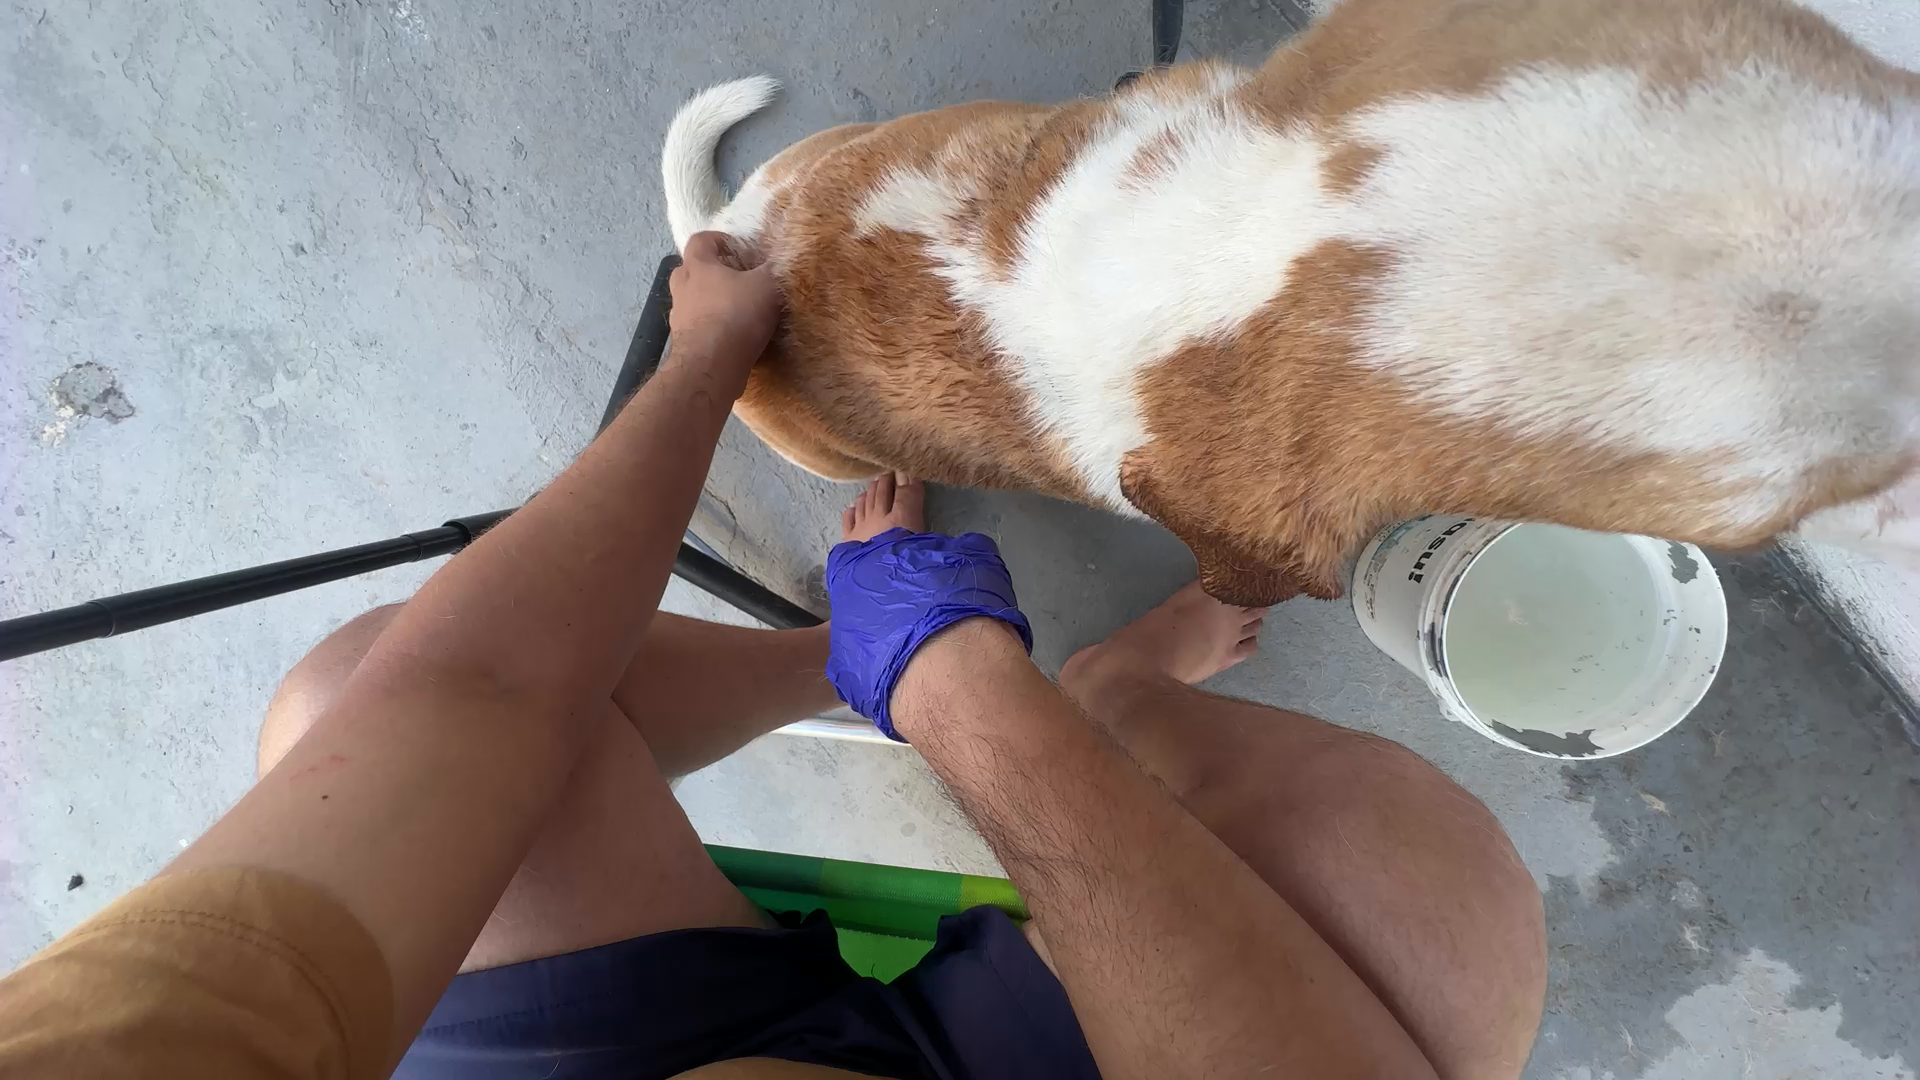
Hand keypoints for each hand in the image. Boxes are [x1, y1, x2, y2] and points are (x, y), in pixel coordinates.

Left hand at [668, 232, 782, 391]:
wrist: (711, 364)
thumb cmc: (736, 315)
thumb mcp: (766, 286)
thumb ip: (774, 271)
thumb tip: (782, 261)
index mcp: (698, 265)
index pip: (701, 240)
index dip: (719, 240)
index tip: (737, 248)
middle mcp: (682, 287)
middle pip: (691, 271)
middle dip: (712, 273)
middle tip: (735, 281)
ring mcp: (679, 317)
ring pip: (693, 302)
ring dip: (710, 304)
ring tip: (735, 313)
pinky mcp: (685, 344)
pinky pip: (699, 329)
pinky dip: (712, 330)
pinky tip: (731, 340)